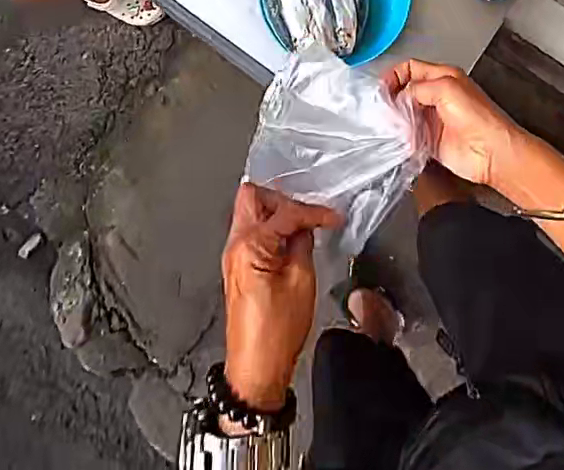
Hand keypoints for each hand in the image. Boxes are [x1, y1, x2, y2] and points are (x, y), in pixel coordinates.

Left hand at [221, 183, 339, 411]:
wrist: (256, 367)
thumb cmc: (275, 333)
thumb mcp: (301, 282)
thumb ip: (302, 244)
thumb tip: (305, 228)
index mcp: (249, 245)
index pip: (283, 211)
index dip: (312, 212)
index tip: (330, 216)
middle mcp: (235, 244)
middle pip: (252, 196)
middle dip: (282, 199)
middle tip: (307, 215)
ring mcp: (233, 254)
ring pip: (249, 211)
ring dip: (276, 214)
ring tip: (302, 229)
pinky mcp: (237, 265)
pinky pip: (251, 232)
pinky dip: (270, 230)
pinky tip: (289, 243)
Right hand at [383, 60, 525, 189]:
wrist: (494, 153)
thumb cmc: (478, 117)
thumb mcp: (446, 88)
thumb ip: (416, 87)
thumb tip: (399, 98)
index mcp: (442, 77)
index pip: (410, 68)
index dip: (395, 75)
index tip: (383, 87)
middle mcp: (436, 96)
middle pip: (403, 91)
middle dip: (392, 98)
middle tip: (384, 107)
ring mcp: (431, 118)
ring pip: (403, 113)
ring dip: (395, 118)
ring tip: (391, 124)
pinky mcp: (429, 140)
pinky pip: (407, 134)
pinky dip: (400, 136)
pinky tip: (399, 138)